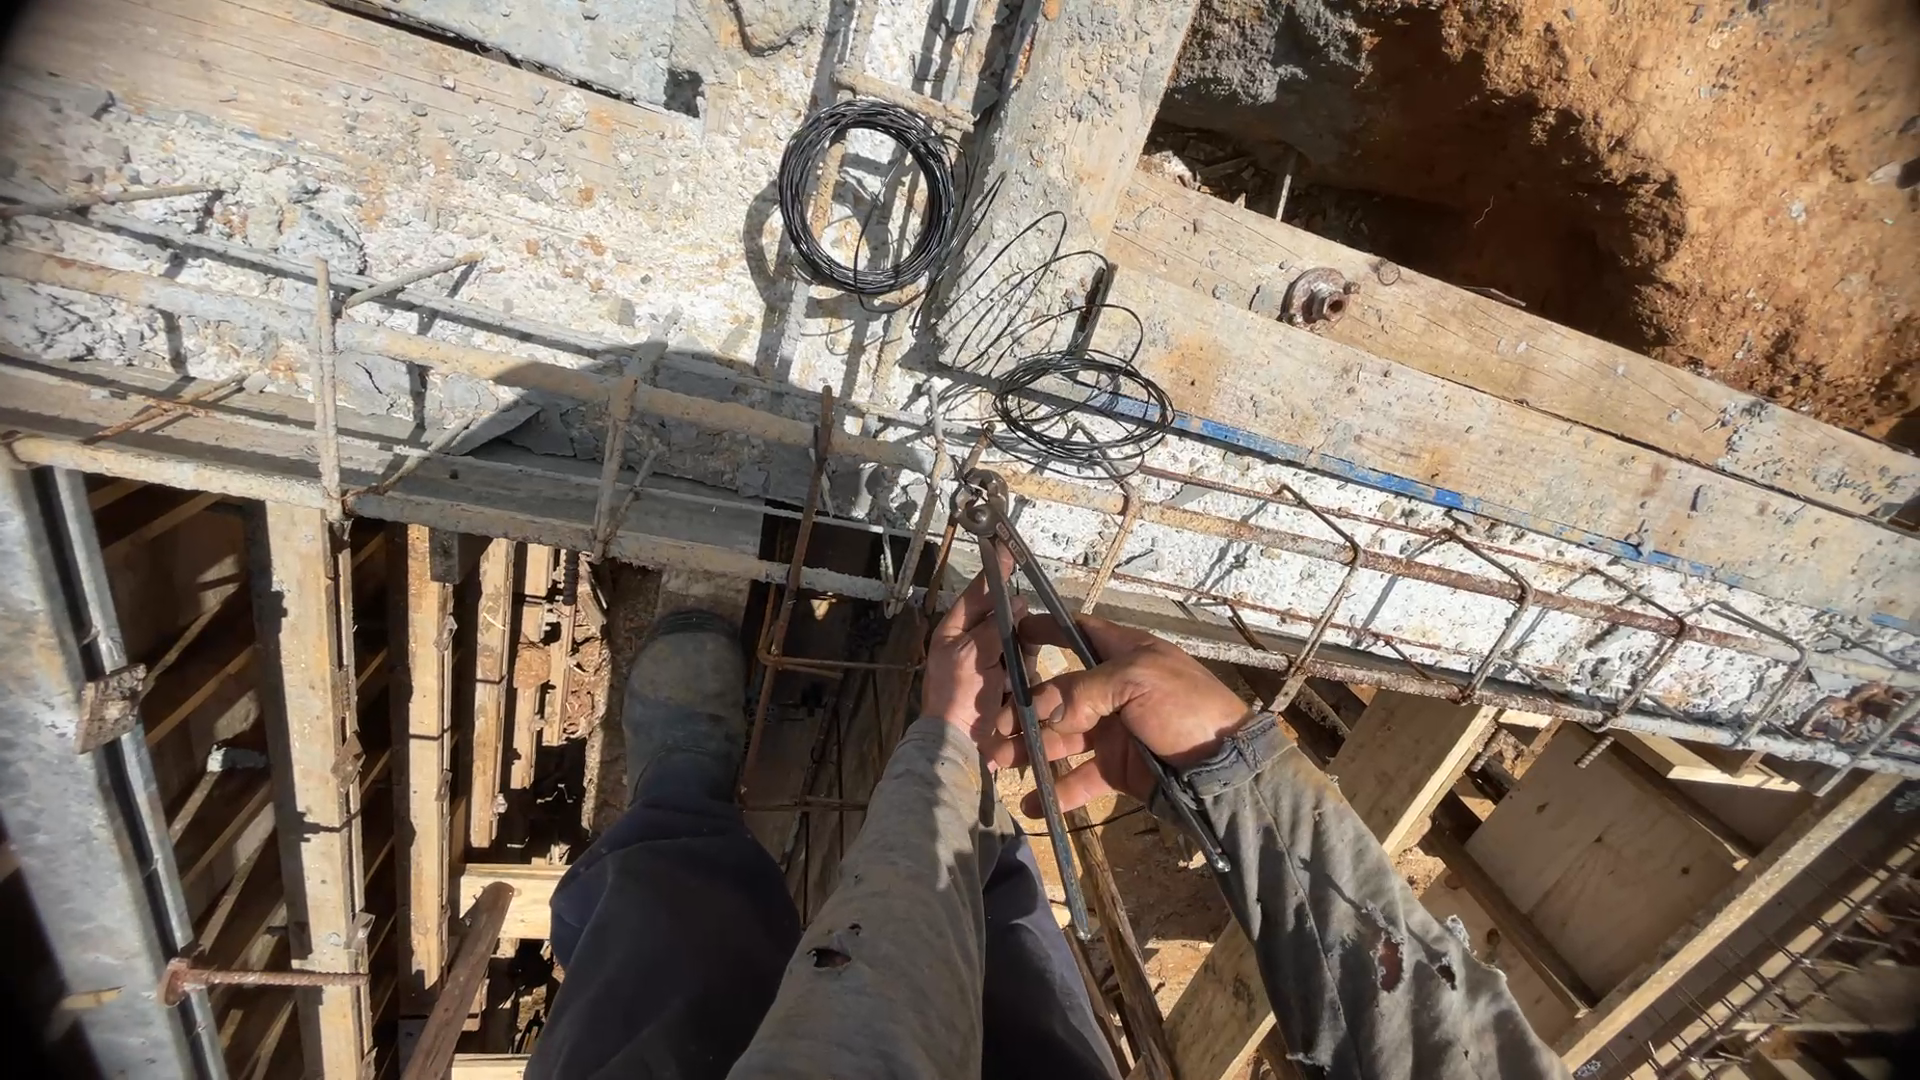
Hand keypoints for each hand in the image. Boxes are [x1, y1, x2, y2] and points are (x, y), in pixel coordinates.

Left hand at [922, 548, 1023, 742]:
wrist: (960, 745)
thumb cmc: (959, 696)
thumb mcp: (972, 654)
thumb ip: (995, 626)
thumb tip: (1015, 603)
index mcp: (952, 632)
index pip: (976, 595)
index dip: (992, 576)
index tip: (1008, 552)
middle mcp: (969, 645)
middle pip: (1003, 620)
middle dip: (1013, 632)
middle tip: (1015, 648)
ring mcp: (987, 667)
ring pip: (1017, 645)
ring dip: (1019, 660)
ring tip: (1008, 681)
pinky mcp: (1003, 687)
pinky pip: (1023, 670)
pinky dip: (1023, 678)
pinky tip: (1015, 692)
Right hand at [986, 614, 1251, 817]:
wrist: (1229, 774)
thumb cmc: (1187, 708)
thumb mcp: (1138, 681)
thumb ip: (1084, 689)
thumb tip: (1038, 707)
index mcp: (1124, 654)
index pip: (1077, 633)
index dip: (1046, 630)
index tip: (1012, 632)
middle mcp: (1113, 690)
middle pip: (1057, 694)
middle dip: (1023, 708)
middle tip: (993, 727)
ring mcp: (1113, 730)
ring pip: (1060, 737)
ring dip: (1029, 748)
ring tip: (1000, 762)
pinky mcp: (1117, 768)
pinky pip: (1079, 778)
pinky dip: (1056, 791)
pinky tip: (1033, 803)